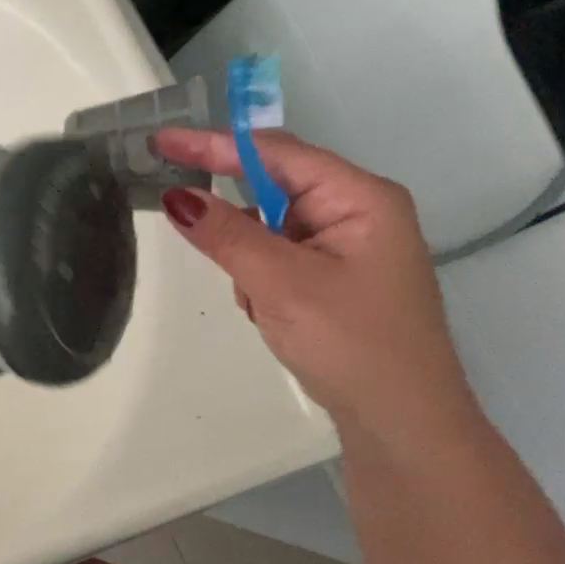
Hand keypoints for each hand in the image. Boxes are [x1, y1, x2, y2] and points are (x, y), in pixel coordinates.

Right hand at [153, 127, 478, 424]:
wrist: (403, 424)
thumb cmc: (351, 344)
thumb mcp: (279, 283)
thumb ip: (226, 234)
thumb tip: (175, 196)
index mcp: (360, 197)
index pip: (275, 153)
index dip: (214, 143)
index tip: (160, 140)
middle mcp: (357, 211)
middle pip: (273, 186)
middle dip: (234, 214)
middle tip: (182, 216)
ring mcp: (347, 245)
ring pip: (268, 226)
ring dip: (247, 254)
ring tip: (259, 300)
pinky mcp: (335, 276)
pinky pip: (277, 255)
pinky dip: (258, 276)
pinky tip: (268, 310)